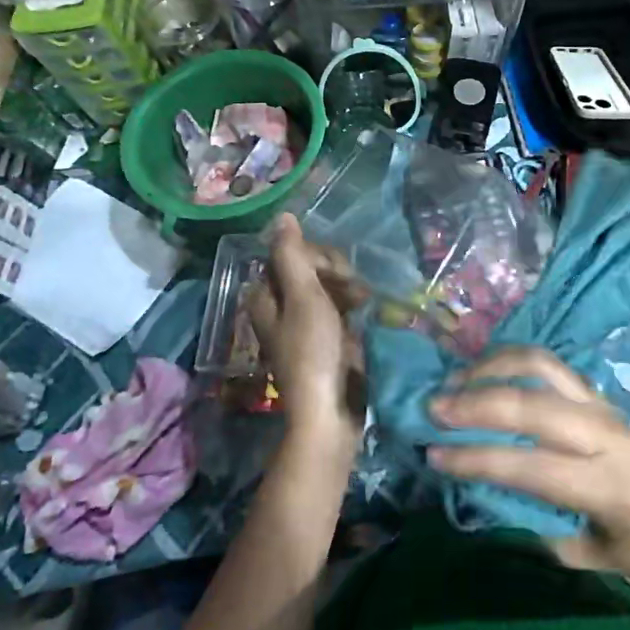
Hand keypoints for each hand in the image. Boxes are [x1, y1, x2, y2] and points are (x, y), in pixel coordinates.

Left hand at [245, 215, 367, 444]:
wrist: (331, 413)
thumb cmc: (314, 351)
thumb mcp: (302, 296)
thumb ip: (291, 254)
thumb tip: (283, 216)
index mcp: (265, 294)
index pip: (291, 253)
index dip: (318, 256)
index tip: (340, 273)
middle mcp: (279, 305)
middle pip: (308, 268)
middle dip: (334, 272)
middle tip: (355, 289)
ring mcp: (302, 323)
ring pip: (324, 286)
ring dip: (346, 288)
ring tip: (364, 303)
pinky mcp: (323, 338)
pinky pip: (336, 306)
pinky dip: (350, 305)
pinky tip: (364, 312)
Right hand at [428, 346, 629, 595]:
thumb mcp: (591, 555)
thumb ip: (536, 525)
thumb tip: (476, 494)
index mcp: (609, 489)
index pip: (532, 467)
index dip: (477, 459)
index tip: (434, 456)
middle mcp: (606, 439)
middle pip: (533, 407)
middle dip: (477, 405)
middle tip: (434, 408)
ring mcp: (601, 406)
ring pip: (539, 369)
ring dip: (490, 370)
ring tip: (453, 380)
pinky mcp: (595, 391)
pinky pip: (546, 362)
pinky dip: (508, 358)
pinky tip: (480, 368)